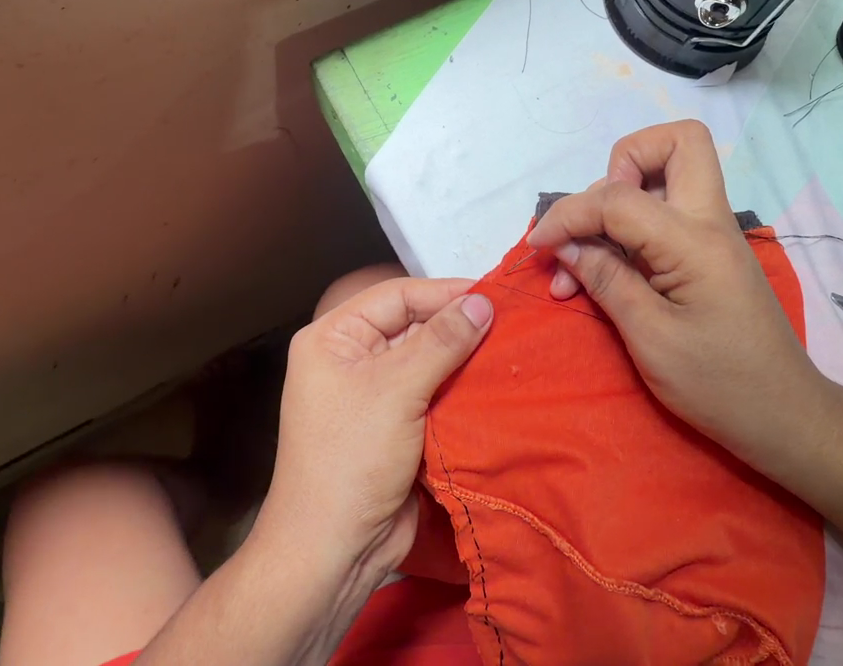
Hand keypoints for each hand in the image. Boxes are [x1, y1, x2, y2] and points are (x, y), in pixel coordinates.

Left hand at [254, 276, 493, 579]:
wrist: (333, 550)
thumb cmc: (350, 460)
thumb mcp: (397, 390)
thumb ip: (442, 341)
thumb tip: (482, 302)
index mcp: (333, 337)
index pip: (395, 296)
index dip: (443, 293)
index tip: (491, 294)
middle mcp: (350, 359)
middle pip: (412, 325)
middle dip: (457, 325)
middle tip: (508, 321)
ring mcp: (373, 394)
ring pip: (427, 360)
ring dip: (463, 359)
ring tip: (509, 348)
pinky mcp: (397, 426)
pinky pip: (433, 394)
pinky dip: (460, 389)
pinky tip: (494, 383)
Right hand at [525, 120, 828, 460]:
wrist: (784, 417)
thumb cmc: (718, 385)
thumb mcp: (650, 338)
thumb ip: (605, 280)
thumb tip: (564, 243)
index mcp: (695, 242)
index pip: (619, 196)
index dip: (570, 213)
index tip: (540, 244)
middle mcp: (710, 221)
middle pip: (678, 141)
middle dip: (623, 162)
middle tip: (596, 217)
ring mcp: (713, 233)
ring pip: (669, 171)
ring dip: (619, 197)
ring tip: (583, 256)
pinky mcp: (707, 251)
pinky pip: (665, 212)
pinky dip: (629, 225)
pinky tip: (601, 269)